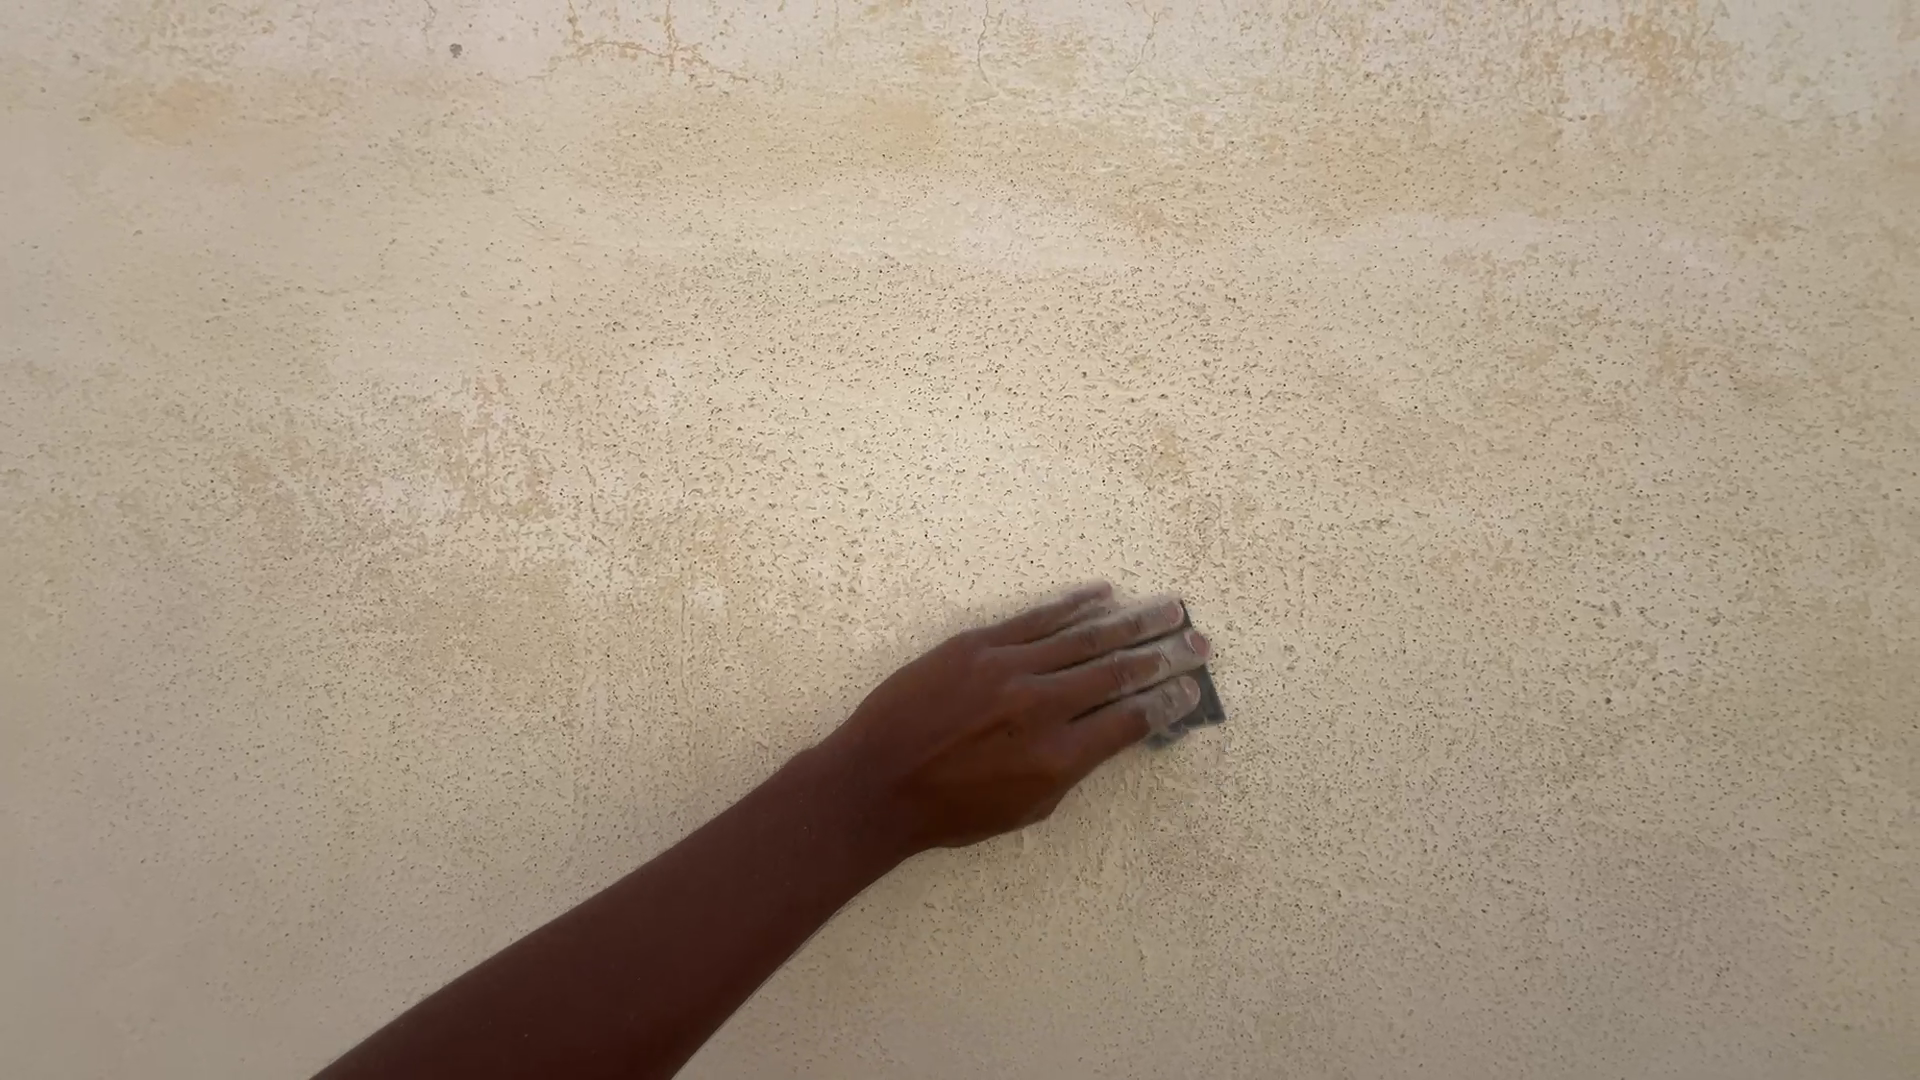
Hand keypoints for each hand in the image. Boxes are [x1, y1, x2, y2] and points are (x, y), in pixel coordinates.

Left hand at [821, 582, 1210, 854]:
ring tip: (1168, 608)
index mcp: (1059, 758)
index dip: (1169, 700)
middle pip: (1119, 672)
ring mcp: (1009, 669)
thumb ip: (1073, 768)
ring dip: (1133, 621)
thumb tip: (1107, 732)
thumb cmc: (951, 809)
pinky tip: (1102, 594)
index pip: (1131, 720)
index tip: (1194, 685)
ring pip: (1085, 637)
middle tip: (1198, 638)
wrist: (878, 780)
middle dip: (1166, 654)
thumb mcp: (1026, 808)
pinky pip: (1037, 618)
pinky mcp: (978, 644)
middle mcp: (1042, 707)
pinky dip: (1074, 605)